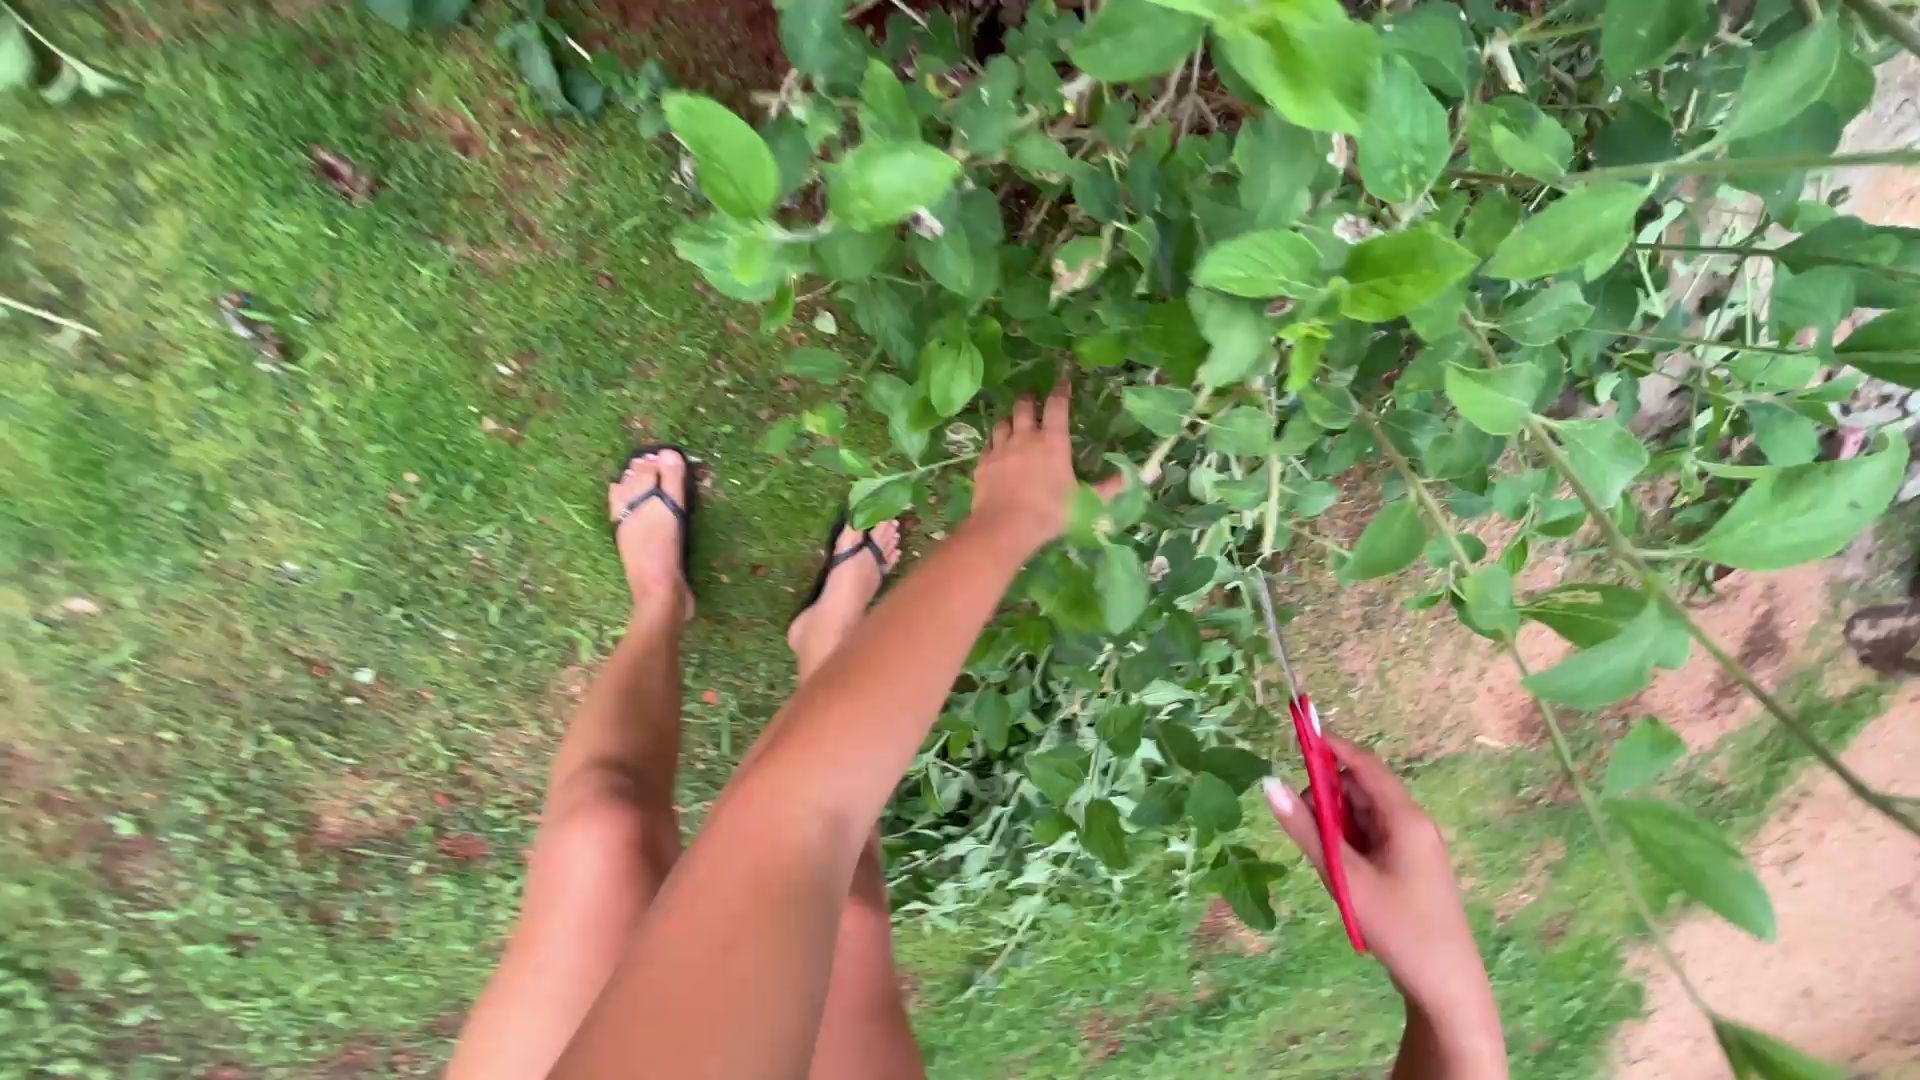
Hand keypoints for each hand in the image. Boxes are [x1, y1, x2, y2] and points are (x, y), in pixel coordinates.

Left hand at [967, 377, 1121, 555]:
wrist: (1004, 526)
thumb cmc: (1049, 512)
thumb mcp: (1084, 502)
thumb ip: (1107, 488)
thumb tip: (1130, 479)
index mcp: (1052, 442)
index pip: (1057, 405)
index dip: (1061, 390)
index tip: (1063, 380)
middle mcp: (1025, 438)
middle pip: (1024, 407)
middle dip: (1028, 399)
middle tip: (1031, 398)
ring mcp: (1000, 449)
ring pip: (1002, 423)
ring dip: (1009, 420)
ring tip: (1012, 423)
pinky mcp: (983, 463)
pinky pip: (988, 445)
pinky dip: (993, 444)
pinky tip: (995, 450)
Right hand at [1263, 739, 1503, 1054]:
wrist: (1446, 990)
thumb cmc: (1398, 927)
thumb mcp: (1343, 876)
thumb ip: (1304, 828)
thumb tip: (1268, 783)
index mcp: (1406, 818)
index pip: (1364, 764)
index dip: (1330, 746)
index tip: (1296, 734)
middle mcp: (1412, 824)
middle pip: (1359, 789)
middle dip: (1325, 796)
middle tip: (1302, 826)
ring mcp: (1411, 845)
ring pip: (1361, 814)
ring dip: (1334, 824)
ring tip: (1325, 861)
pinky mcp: (1407, 865)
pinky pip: (1368, 836)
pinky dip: (1346, 842)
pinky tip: (1340, 872)